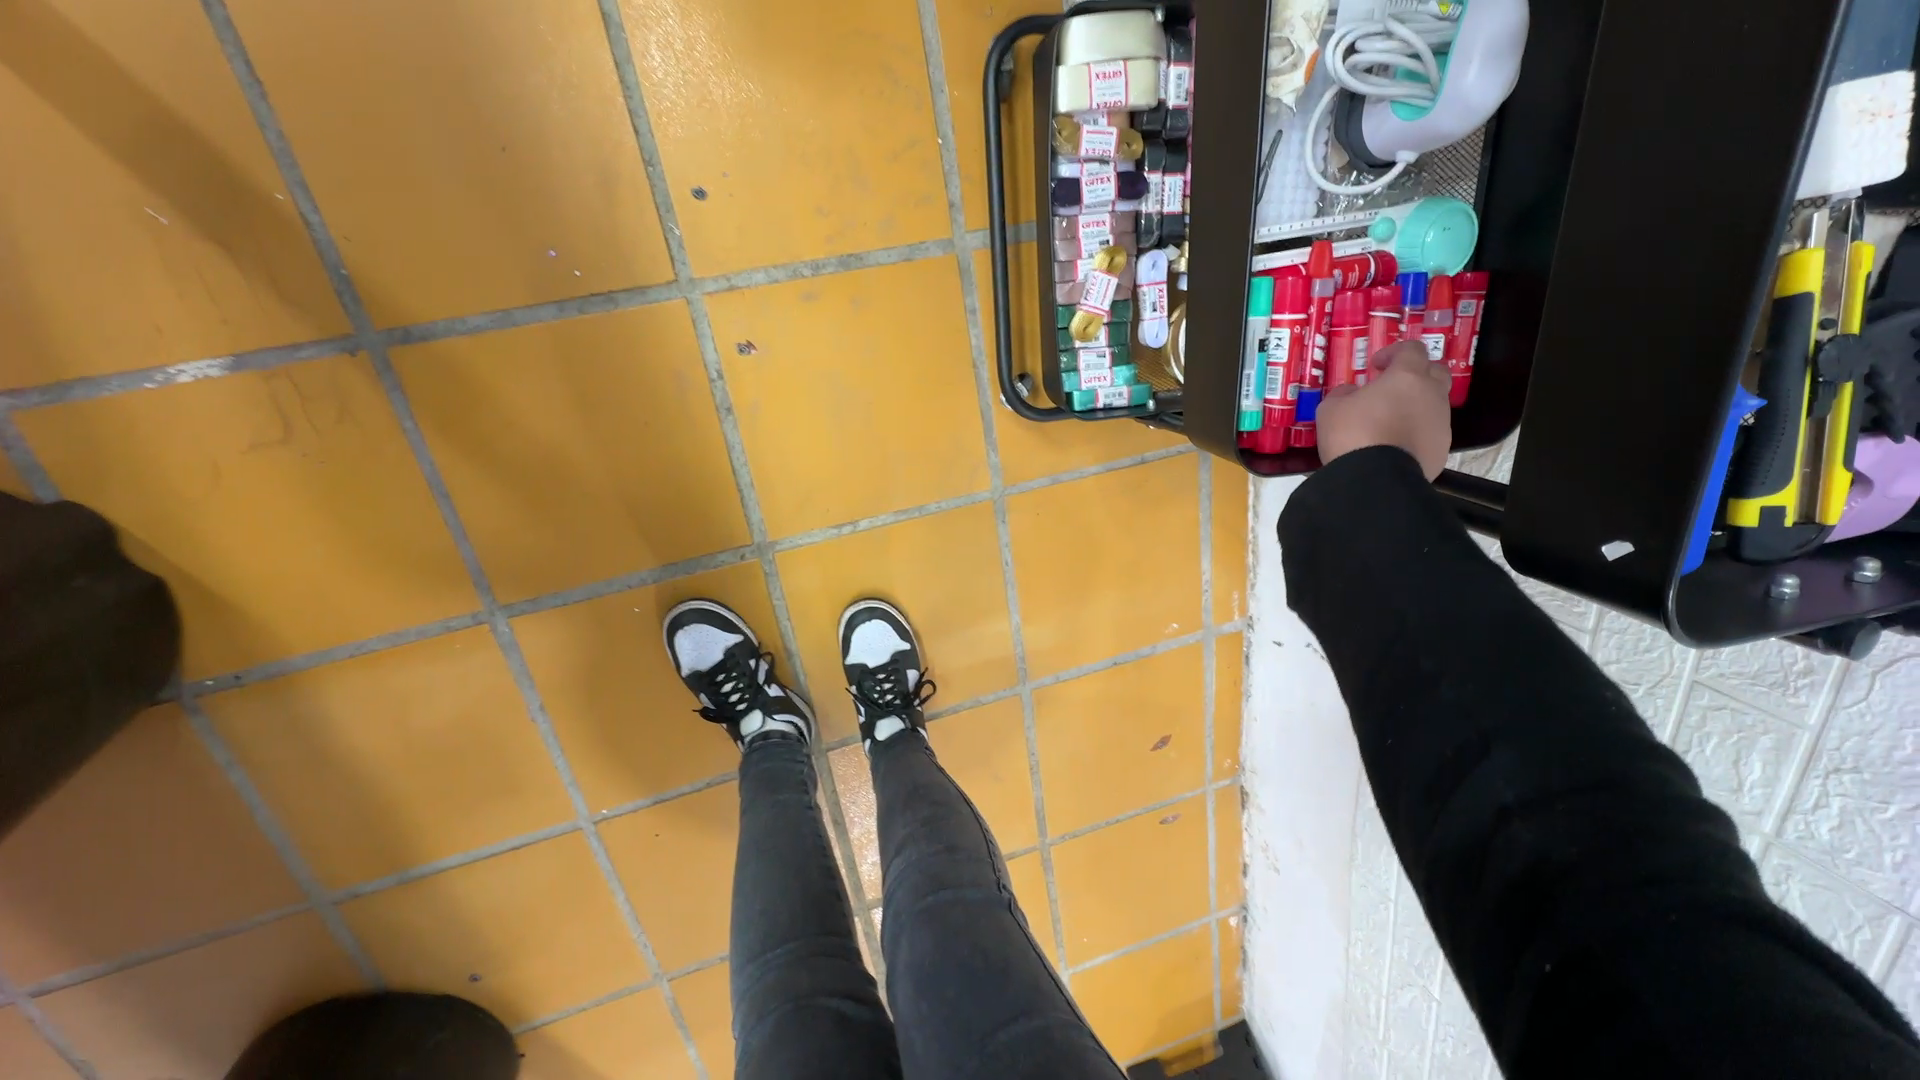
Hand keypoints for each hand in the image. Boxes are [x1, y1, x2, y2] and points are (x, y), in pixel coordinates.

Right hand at [1315, 340, 1451, 478]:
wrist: (1375, 480)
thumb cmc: (1352, 434)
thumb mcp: (1330, 409)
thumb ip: (1343, 394)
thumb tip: (1352, 392)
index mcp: (1407, 377)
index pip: (1412, 349)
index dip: (1394, 352)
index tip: (1375, 366)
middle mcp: (1431, 394)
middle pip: (1436, 371)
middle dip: (1416, 374)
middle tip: (1393, 387)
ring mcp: (1441, 422)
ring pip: (1434, 404)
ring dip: (1415, 406)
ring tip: (1390, 422)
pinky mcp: (1441, 449)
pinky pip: (1430, 432)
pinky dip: (1416, 433)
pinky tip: (1395, 446)